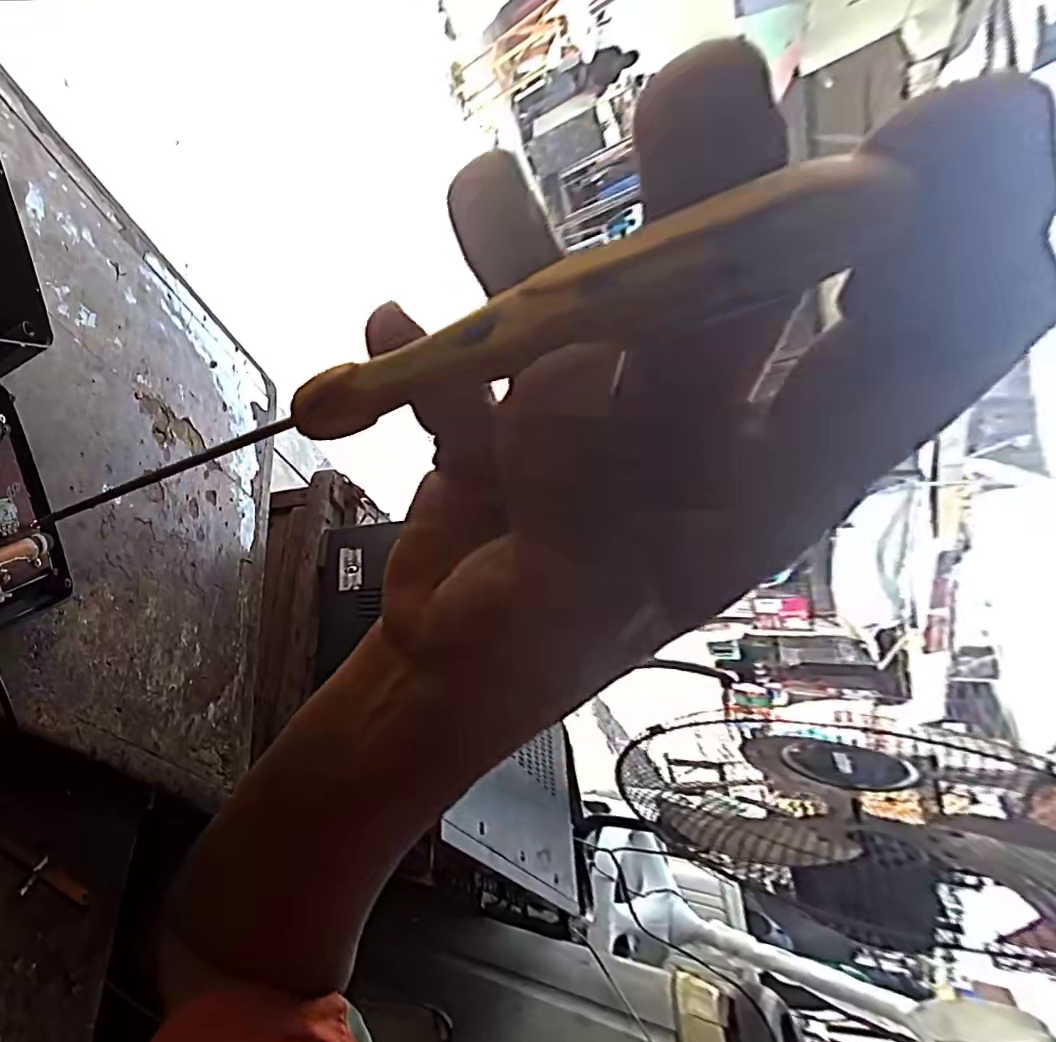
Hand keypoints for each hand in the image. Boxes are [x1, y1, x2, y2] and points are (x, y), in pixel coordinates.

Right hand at [161, 42, 1055, 1006]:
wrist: (437, 669)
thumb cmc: (521, 655)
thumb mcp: (567, 592)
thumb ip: (575, 485)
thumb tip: (568, 365)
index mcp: (761, 472)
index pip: (904, 339)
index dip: (952, 232)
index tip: (955, 118)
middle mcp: (679, 424)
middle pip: (715, 286)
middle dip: (709, 182)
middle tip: (694, 79)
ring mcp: (574, 418)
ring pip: (561, 310)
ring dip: (521, 249)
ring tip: (473, 184)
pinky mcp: (488, 428)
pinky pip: (456, 375)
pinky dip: (417, 354)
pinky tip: (379, 323)